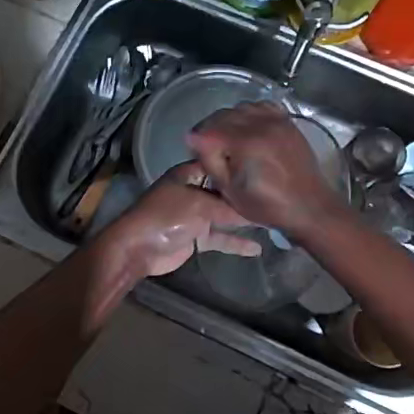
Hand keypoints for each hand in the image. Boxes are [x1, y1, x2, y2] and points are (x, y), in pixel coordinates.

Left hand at [93, 163, 261, 278]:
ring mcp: (193, 214)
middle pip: (223, 191)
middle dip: (245, 196)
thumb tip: (256, 211)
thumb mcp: (200, 205)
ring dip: (243, 220)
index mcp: (187, 174)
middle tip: (275, 198)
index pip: (218, 165)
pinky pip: (219, 237)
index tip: (265, 169)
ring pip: (224, 216)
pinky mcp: (195, 236)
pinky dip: (234, 242)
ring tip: (272, 221)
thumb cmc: (167, 216)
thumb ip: (228, 207)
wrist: (139, 248)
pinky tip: (256, 248)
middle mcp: (192, 190)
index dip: (238, 167)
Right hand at [185, 102, 345, 235]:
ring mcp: (275, 121)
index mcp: (244, 143)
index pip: (207, 130)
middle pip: (221, 116)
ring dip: (228, 120)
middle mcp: (259, 125)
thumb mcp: (230, 191)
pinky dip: (250, 114)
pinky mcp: (286, 122)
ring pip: (240, 108)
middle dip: (209, 129)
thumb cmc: (267, 206)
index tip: (194, 152)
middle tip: (208, 147)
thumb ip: (210, 161)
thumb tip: (195, 139)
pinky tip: (248, 129)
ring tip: (228, 139)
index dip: (196, 141)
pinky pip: (261, 107)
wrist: (309, 206)